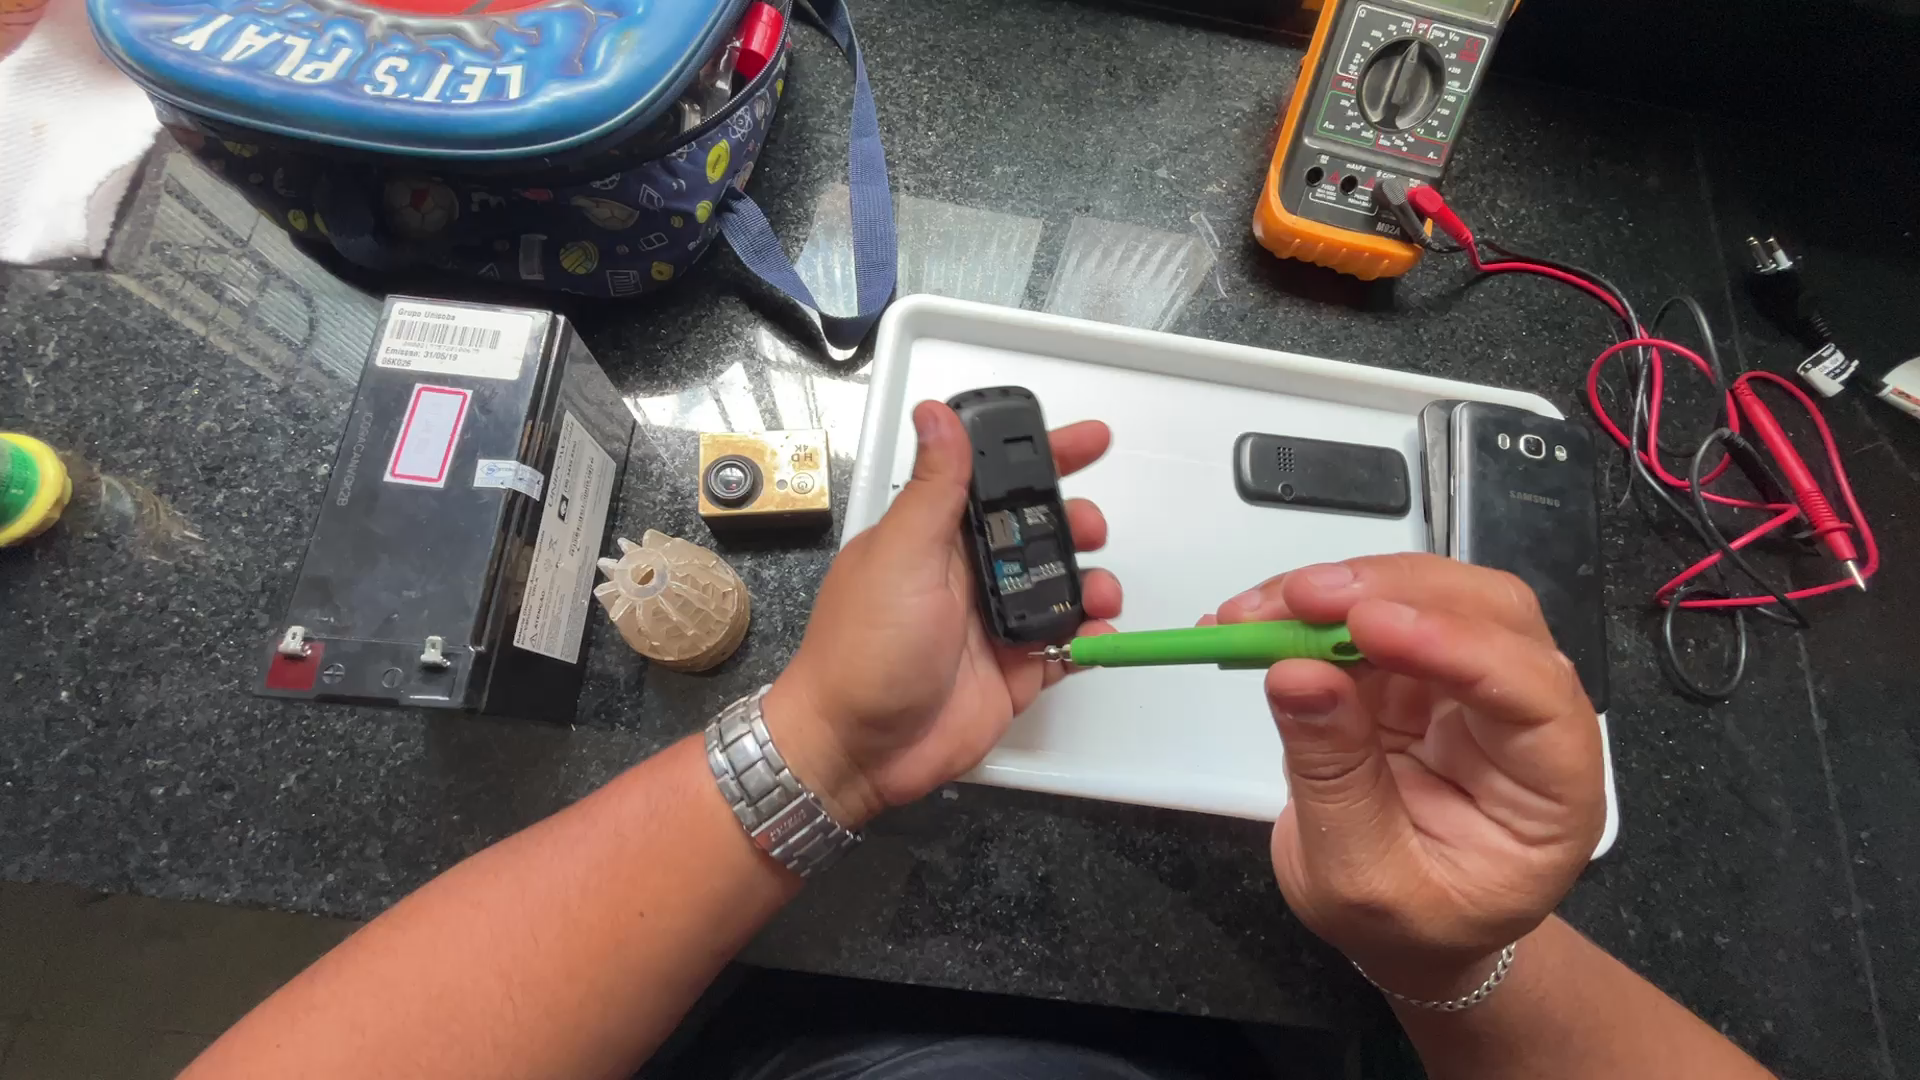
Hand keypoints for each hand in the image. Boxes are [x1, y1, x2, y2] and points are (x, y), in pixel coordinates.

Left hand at [764, 402, 1122, 827]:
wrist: (859, 749)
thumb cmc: (865, 649)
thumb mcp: (902, 555)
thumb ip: (932, 487)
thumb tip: (936, 413)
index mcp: (938, 536)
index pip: (996, 480)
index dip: (1042, 457)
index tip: (1089, 440)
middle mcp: (969, 573)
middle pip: (1039, 530)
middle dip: (1076, 521)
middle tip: (1092, 527)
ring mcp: (993, 622)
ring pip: (1060, 584)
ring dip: (1092, 580)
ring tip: (1101, 592)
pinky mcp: (1014, 668)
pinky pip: (1066, 643)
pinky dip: (1090, 637)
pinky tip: (1097, 636)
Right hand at [1214, 555, 1604, 998]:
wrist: (1401, 926)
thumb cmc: (1407, 924)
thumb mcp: (1361, 876)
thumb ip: (1333, 778)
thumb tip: (1294, 673)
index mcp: (1547, 786)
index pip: (1530, 690)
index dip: (1453, 643)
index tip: (1363, 624)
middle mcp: (1513, 715)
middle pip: (1483, 610)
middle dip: (1386, 589)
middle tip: (1297, 596)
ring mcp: (1454, 685)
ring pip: (1416, 595)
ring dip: (1329, 593)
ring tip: (1249, 615)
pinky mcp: (1397, 673)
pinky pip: (1353, 618)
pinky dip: (1298, 612)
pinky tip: (1247, 622)